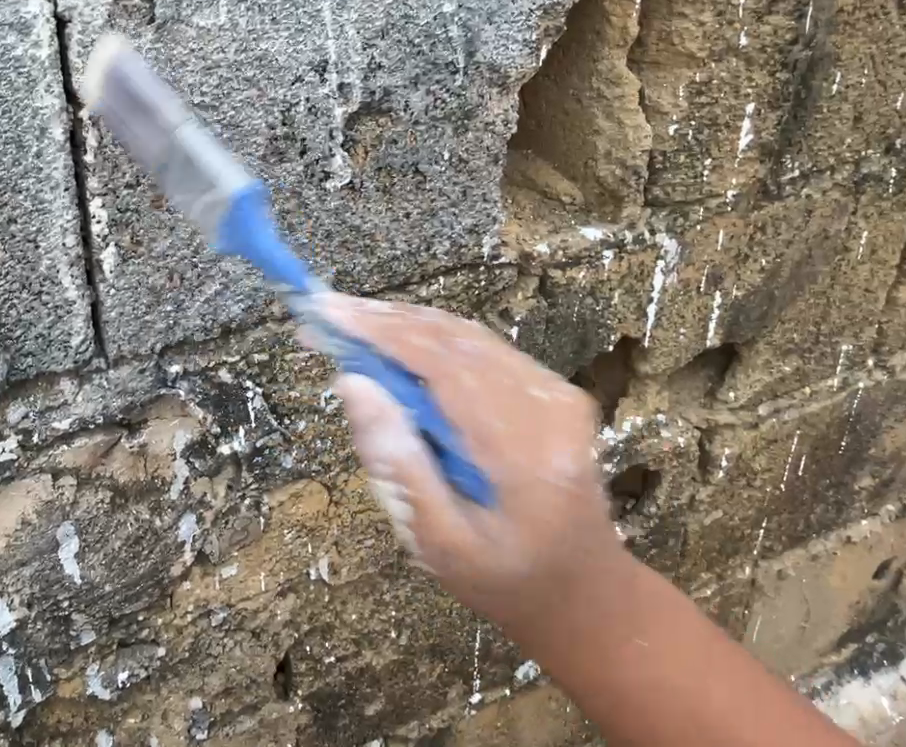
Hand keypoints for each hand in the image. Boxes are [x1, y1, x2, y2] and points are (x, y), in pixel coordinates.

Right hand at [315, 294, 625, 638]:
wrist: (583, 592)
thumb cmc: (502, 579)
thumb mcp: (437, 540)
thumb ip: (396, 463)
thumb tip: (351, 382)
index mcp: (524, 451)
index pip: (443, 365)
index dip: (380, 333)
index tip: (324, 313)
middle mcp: (548, 407)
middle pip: (452, 339)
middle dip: (381, 320)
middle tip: (322, 314)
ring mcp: (554, 392)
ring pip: (463, 334)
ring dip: (400, 322)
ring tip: (345, 319)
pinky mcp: (547, 387)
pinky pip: (477, 346)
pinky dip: (426, 335)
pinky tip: (389, 336)